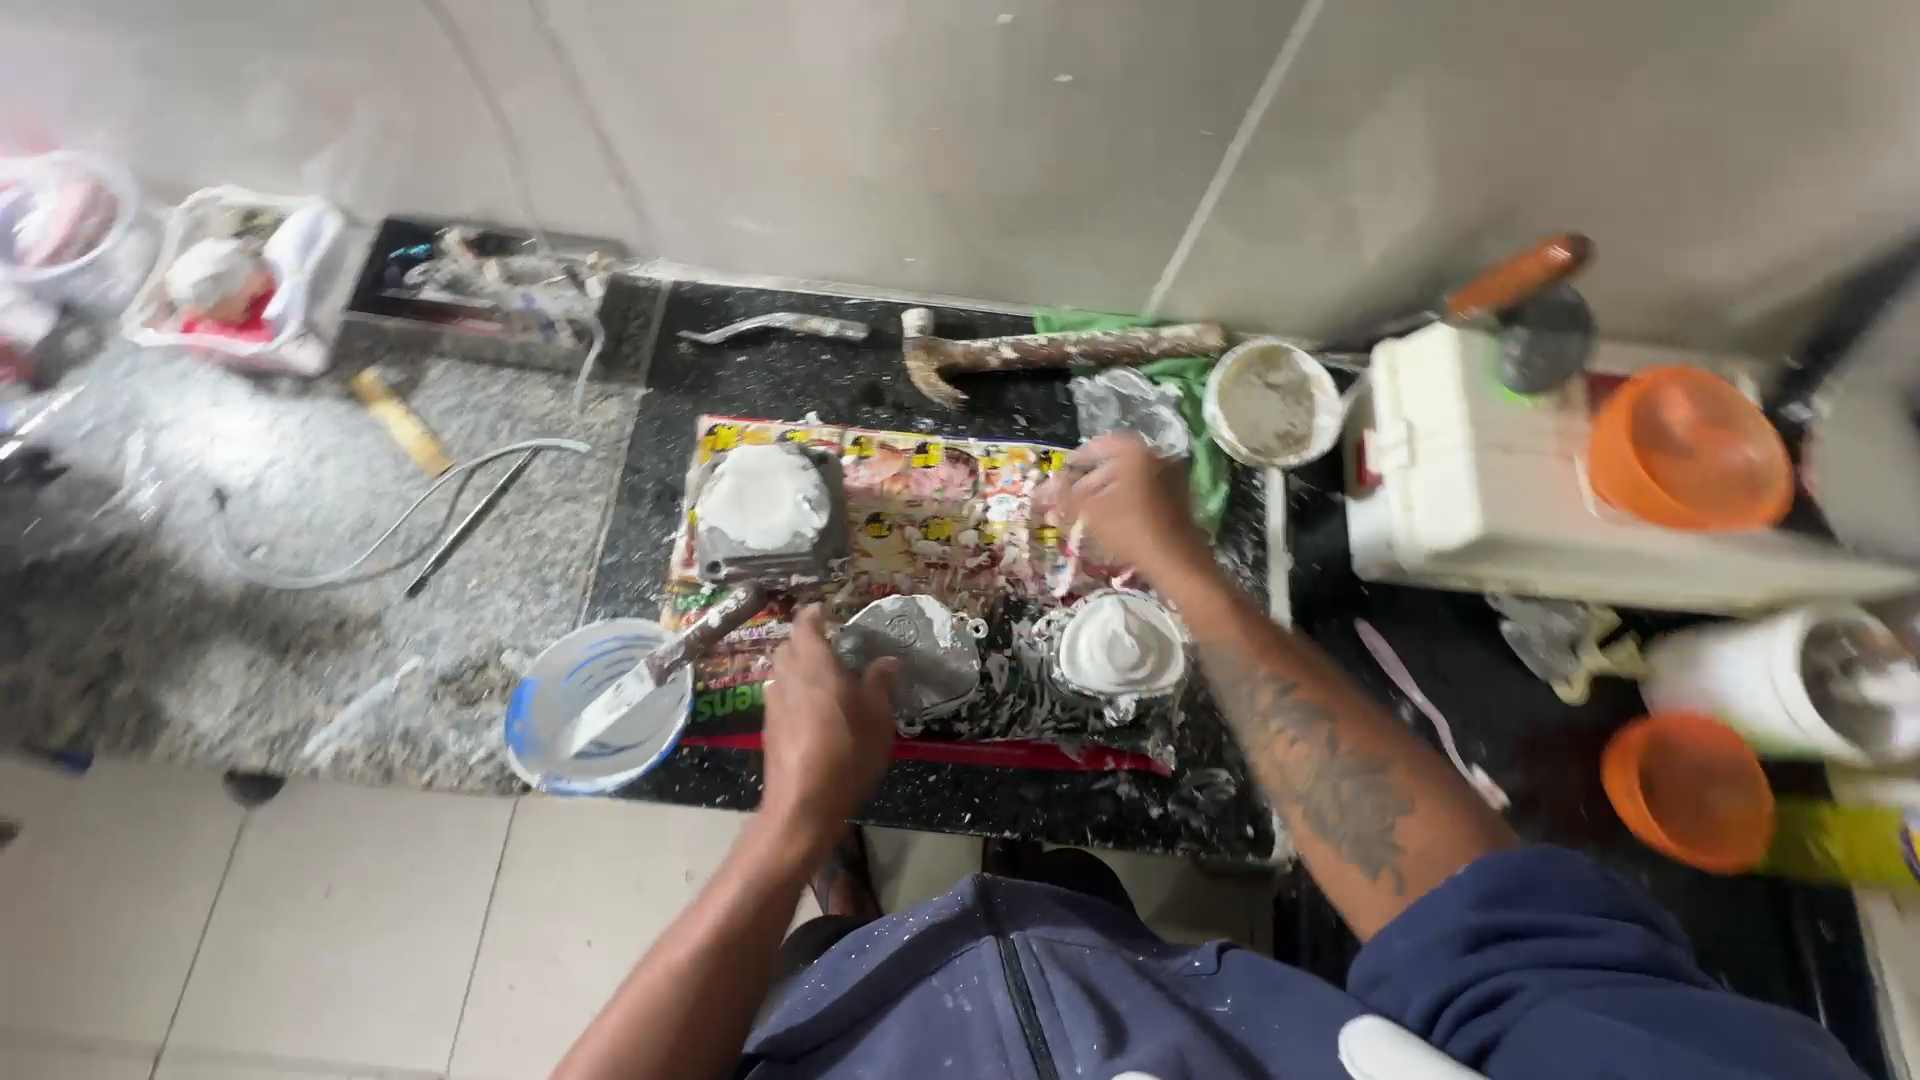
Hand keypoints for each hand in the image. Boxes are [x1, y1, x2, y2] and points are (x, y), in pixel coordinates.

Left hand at [760, 605, 898, 846]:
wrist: (804, 803)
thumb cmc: (848, 751)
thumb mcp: (878, 716)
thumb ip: (879, 683)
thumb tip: (886, 660)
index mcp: (815, 664)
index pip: (806, 625)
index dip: (814, 615)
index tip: (825, 611)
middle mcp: (788, 676)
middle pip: (788, 646)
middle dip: (804, 641)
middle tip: (829, 646)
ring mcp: (773, 703)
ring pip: (781, 671)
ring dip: (797, 667)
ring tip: (822, 678)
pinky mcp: (769, 728)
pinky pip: (780, 695)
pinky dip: (793, 691)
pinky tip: (812, 710)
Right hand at [1046, 432, 1211, 584]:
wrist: (1176, 561)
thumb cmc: (1131, 530)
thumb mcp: (1091, 512)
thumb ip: (1064, 495)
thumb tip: (1045, 486)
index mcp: (1137, 453)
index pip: (1103, 445)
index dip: (1080, 456)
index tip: (1065, 468)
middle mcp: (1157, 458)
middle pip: (1117, 464)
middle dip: (1091, 480)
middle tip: (1072, 496)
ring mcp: (1172, 478)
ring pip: (1131, 479)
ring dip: (1107, 491)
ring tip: (1088, 511)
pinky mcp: (1179, 498)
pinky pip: (1145, 491)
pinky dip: (1126, 499)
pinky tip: (1112, 519)